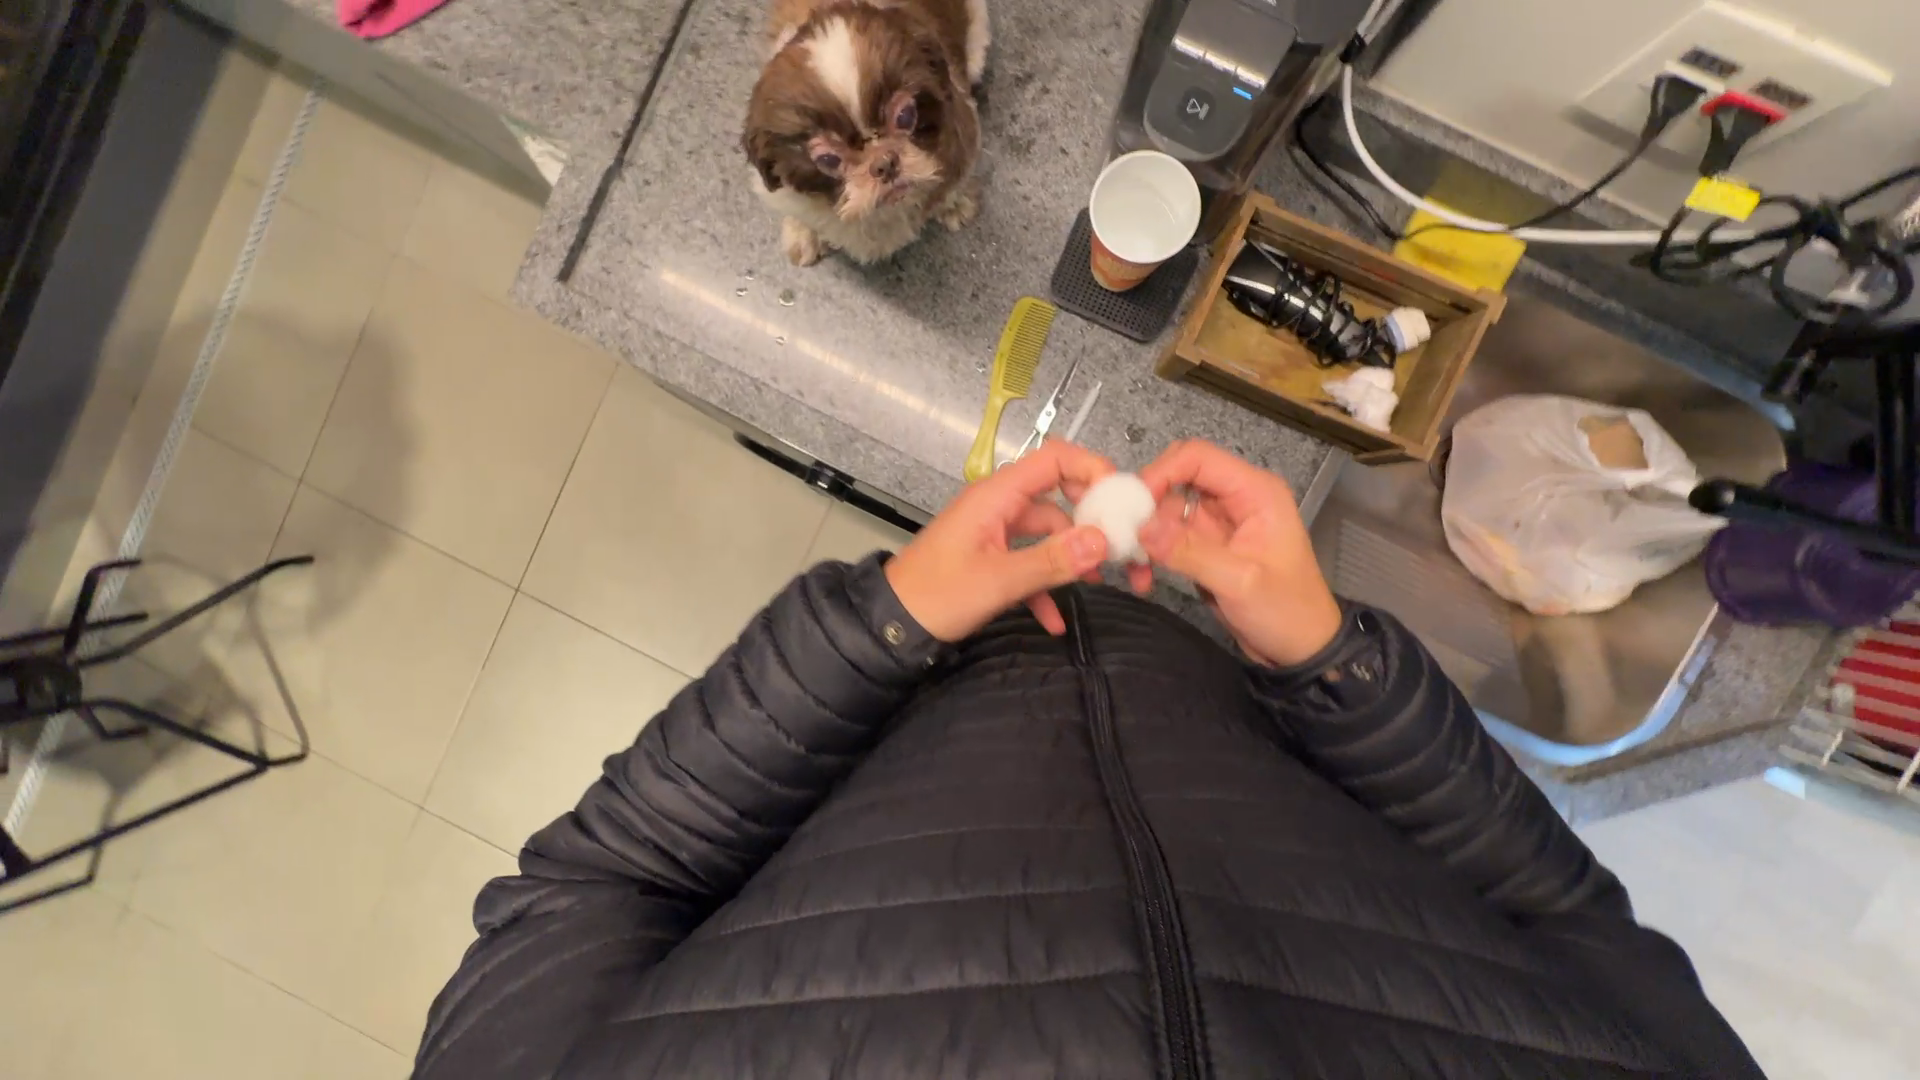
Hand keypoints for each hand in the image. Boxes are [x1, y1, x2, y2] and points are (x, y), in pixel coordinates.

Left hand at [886, 440, 1115, 639]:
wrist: (890, 624)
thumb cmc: (935, 596)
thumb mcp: (998, 581)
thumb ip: (1052, 561)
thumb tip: (1103, 541)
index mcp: (996, 496)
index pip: (1052, 459)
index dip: (1091, 468)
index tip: (1122, 497)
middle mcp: (997, 506)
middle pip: (1056, 497)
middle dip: (1089, 522)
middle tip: (1121, 545)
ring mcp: (993, 531)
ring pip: (1046, 534)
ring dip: (1070, 559)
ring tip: (1098, 585)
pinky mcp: (989, 557)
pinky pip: (1027, 562)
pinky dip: (1043, 586)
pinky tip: (1055, 621)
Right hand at [1137, 439, 1341, 666]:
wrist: (1302, 649)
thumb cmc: (1286, 611)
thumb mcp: (1239, 582)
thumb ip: (1189, 552)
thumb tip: (1140, 528)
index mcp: (1254, 492)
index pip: (1197, 457)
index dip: (1160, 472)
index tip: (1131, 505)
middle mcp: (1234, 498)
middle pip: (1175, 479)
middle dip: (1145, 505)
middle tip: (1122, 535)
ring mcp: (1216, 522)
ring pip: (1164, 510)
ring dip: (1143, 535)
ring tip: (1130, 566)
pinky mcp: (1203, 545)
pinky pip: (1166, 536)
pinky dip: (1150, 552)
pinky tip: (1143, 576)